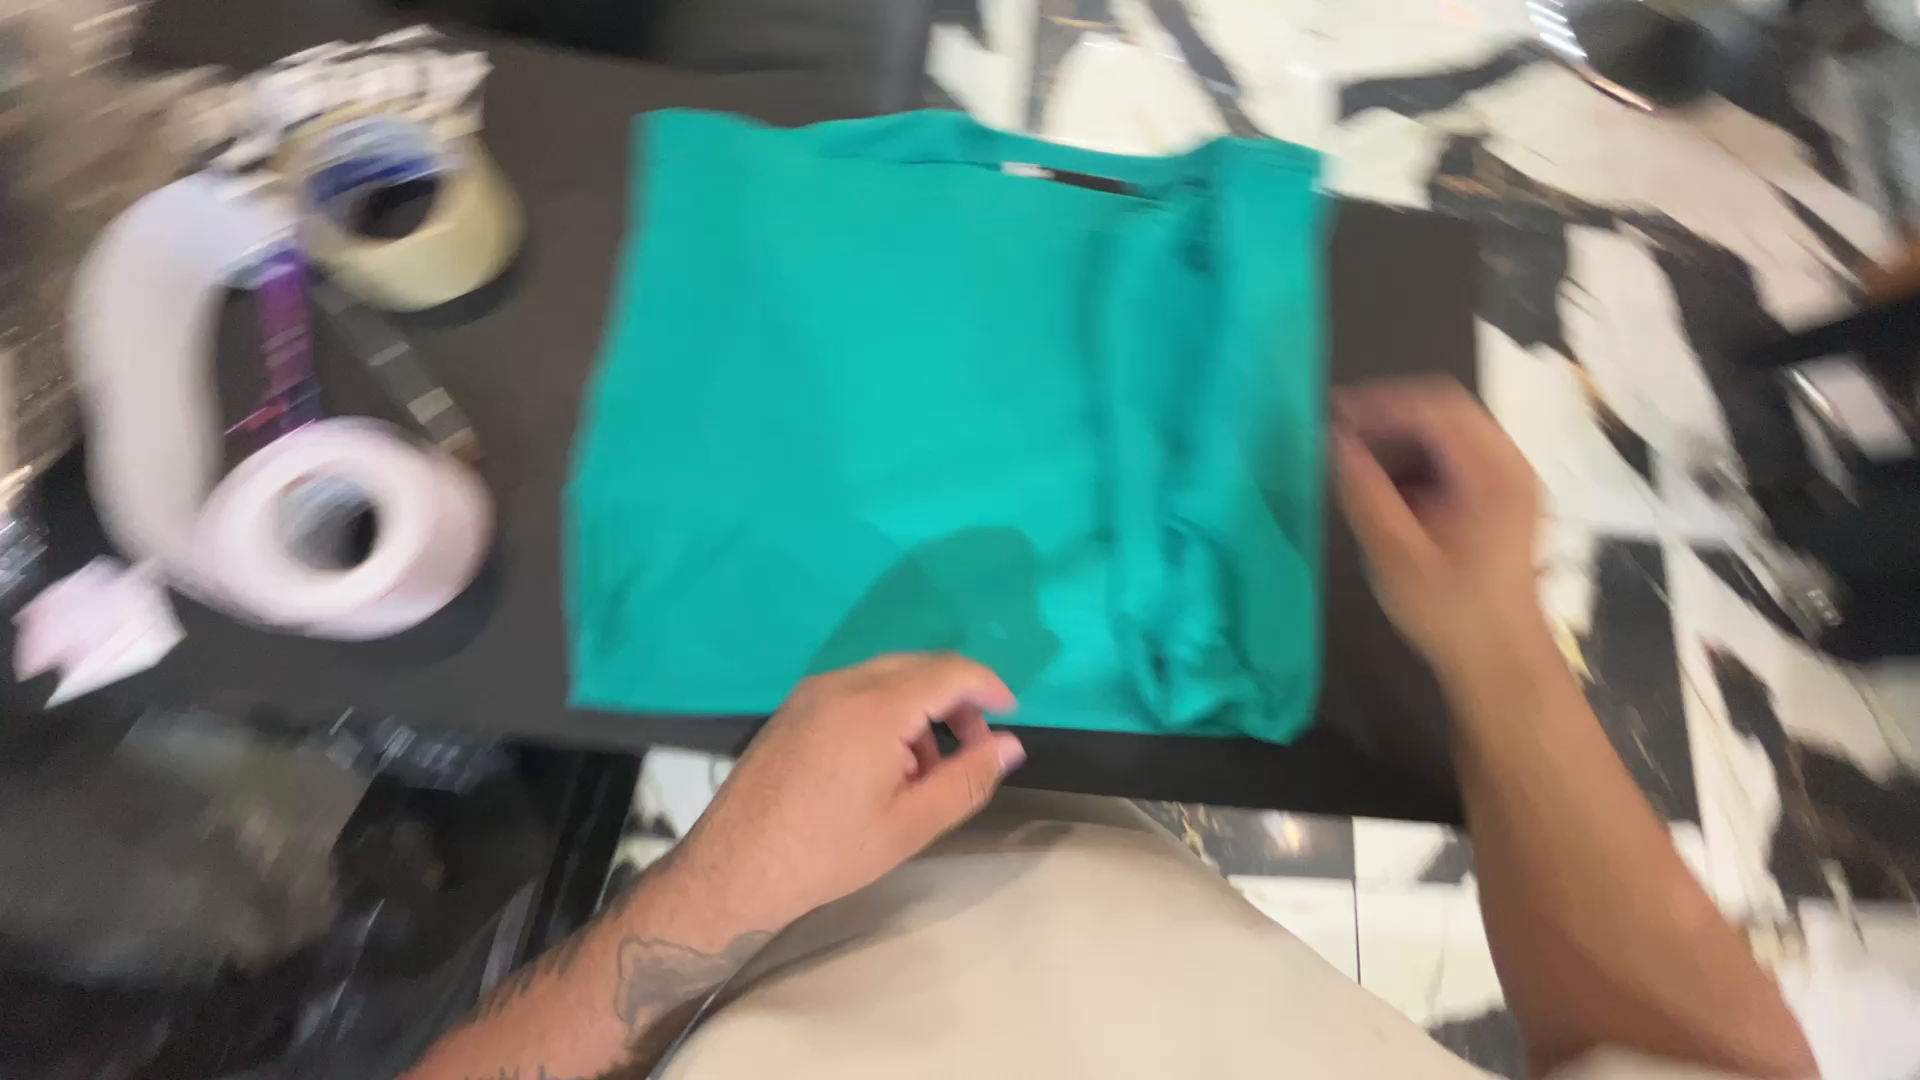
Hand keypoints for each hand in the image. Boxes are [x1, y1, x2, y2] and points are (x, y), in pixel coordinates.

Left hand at [670, 653, 1024, 931]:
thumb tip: (1011, 744)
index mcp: (875, 706)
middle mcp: (843, 683)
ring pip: (888, 676)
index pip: (948, 671)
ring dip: (921, 706)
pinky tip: (886, 761)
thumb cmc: (828, 851)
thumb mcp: (911, 823)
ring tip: (927, 767)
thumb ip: (968, 779)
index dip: (987, 685)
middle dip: (955, 698)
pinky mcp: (796, 706)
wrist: (732, 868)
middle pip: (918, 667)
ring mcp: (814, 691)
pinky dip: (888, 710)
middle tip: (974, 745)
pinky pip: (858, 689)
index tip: (1011, 710)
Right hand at [1331, 378, 1546, 676]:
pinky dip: (1407, 460)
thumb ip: (1362, 491)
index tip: (1330, 415)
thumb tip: (1331, 440)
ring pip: (1442, 431)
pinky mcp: (1490, 497)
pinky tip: (1380, 488)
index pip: (1437, 407)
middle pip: (1443, 411)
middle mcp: (1506, 465)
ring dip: (1394, 439)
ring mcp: (1502, 480)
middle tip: (1334, 434)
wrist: (1498, 658)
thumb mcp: (1394, 552)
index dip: (1380, 402)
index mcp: (1493, 473)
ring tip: (1350, 463)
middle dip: (1384, 416)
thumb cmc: (1447, 610)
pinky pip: (1446, 457)